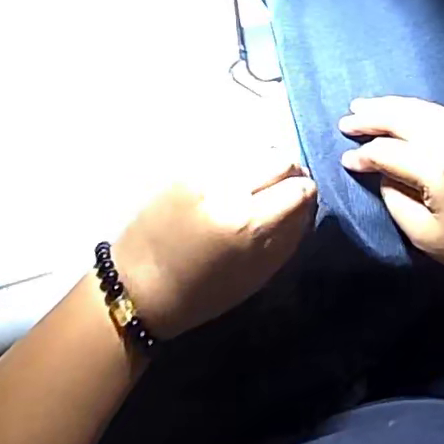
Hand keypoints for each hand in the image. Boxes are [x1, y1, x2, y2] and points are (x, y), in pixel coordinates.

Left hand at [110, 151, 316, 337]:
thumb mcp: (256, 275)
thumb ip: (290, 234)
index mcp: (246, 223)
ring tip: (255, 186)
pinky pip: (229, 154)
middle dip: (289, 174)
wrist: (135, 287)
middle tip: (281, 190)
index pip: (300, 188)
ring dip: (263, 166)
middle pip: (281, 159)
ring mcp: (202, 173)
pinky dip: (239, 165)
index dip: (305, 194)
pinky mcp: (185, 166)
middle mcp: (226, 189)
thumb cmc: (201, 293)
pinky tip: (231, 183)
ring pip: (256, 150)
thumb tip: (308, 202)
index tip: (299, 202)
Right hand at [338, 96, 443, 292]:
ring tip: (364, 106)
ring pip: (419, 108)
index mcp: (437, 168)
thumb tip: (382, 173)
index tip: (345, 161)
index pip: (388, 152)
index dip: (364, 156)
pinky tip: (399, 110)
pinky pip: (436, 110)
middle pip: (402, 118)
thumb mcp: (424, 235)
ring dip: (389, 106)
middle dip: (371, 117)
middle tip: (346, 120)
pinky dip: (412, 107)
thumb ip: (395, 199)